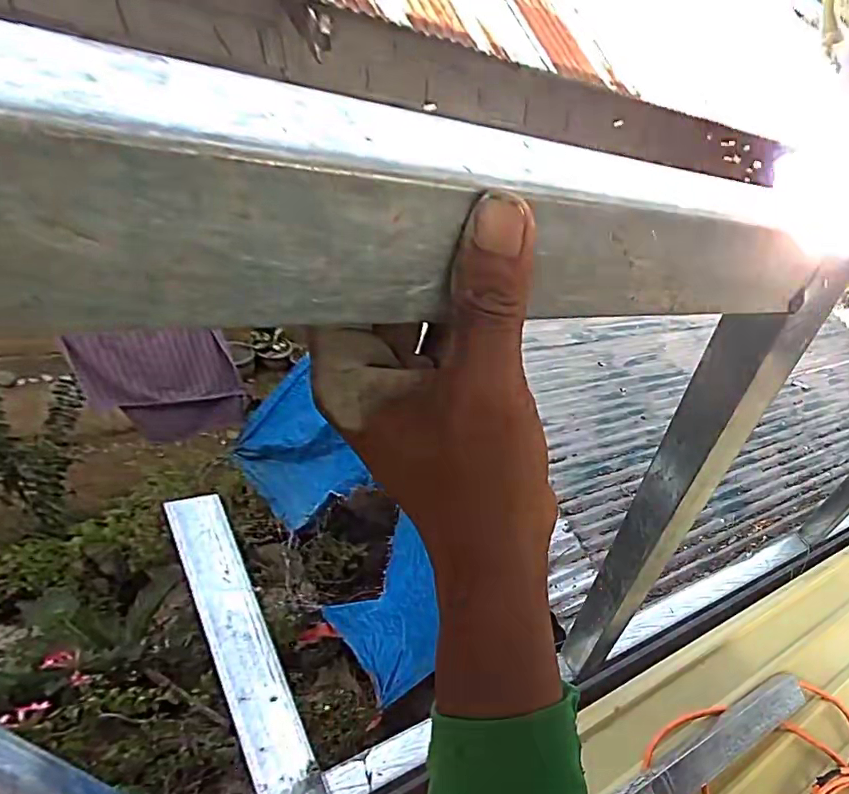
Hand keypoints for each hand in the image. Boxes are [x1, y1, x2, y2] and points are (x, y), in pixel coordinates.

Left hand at [307, 192, 561, 717]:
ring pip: (424, 320)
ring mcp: (409, 391)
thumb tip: (502, 212)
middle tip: (450, 188)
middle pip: (385, 298)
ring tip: (478, 219)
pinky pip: (452, 344)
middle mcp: (369, 379)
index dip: (367, 237)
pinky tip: (497, 277)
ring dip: (451, 284)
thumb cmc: (482, 482)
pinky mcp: (445, 400)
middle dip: (419, 255)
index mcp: (348, 377)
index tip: (400, 182)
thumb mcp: (486, 385)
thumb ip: (490, 303)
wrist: (507, 555)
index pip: (340, 286)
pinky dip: (472, 317)